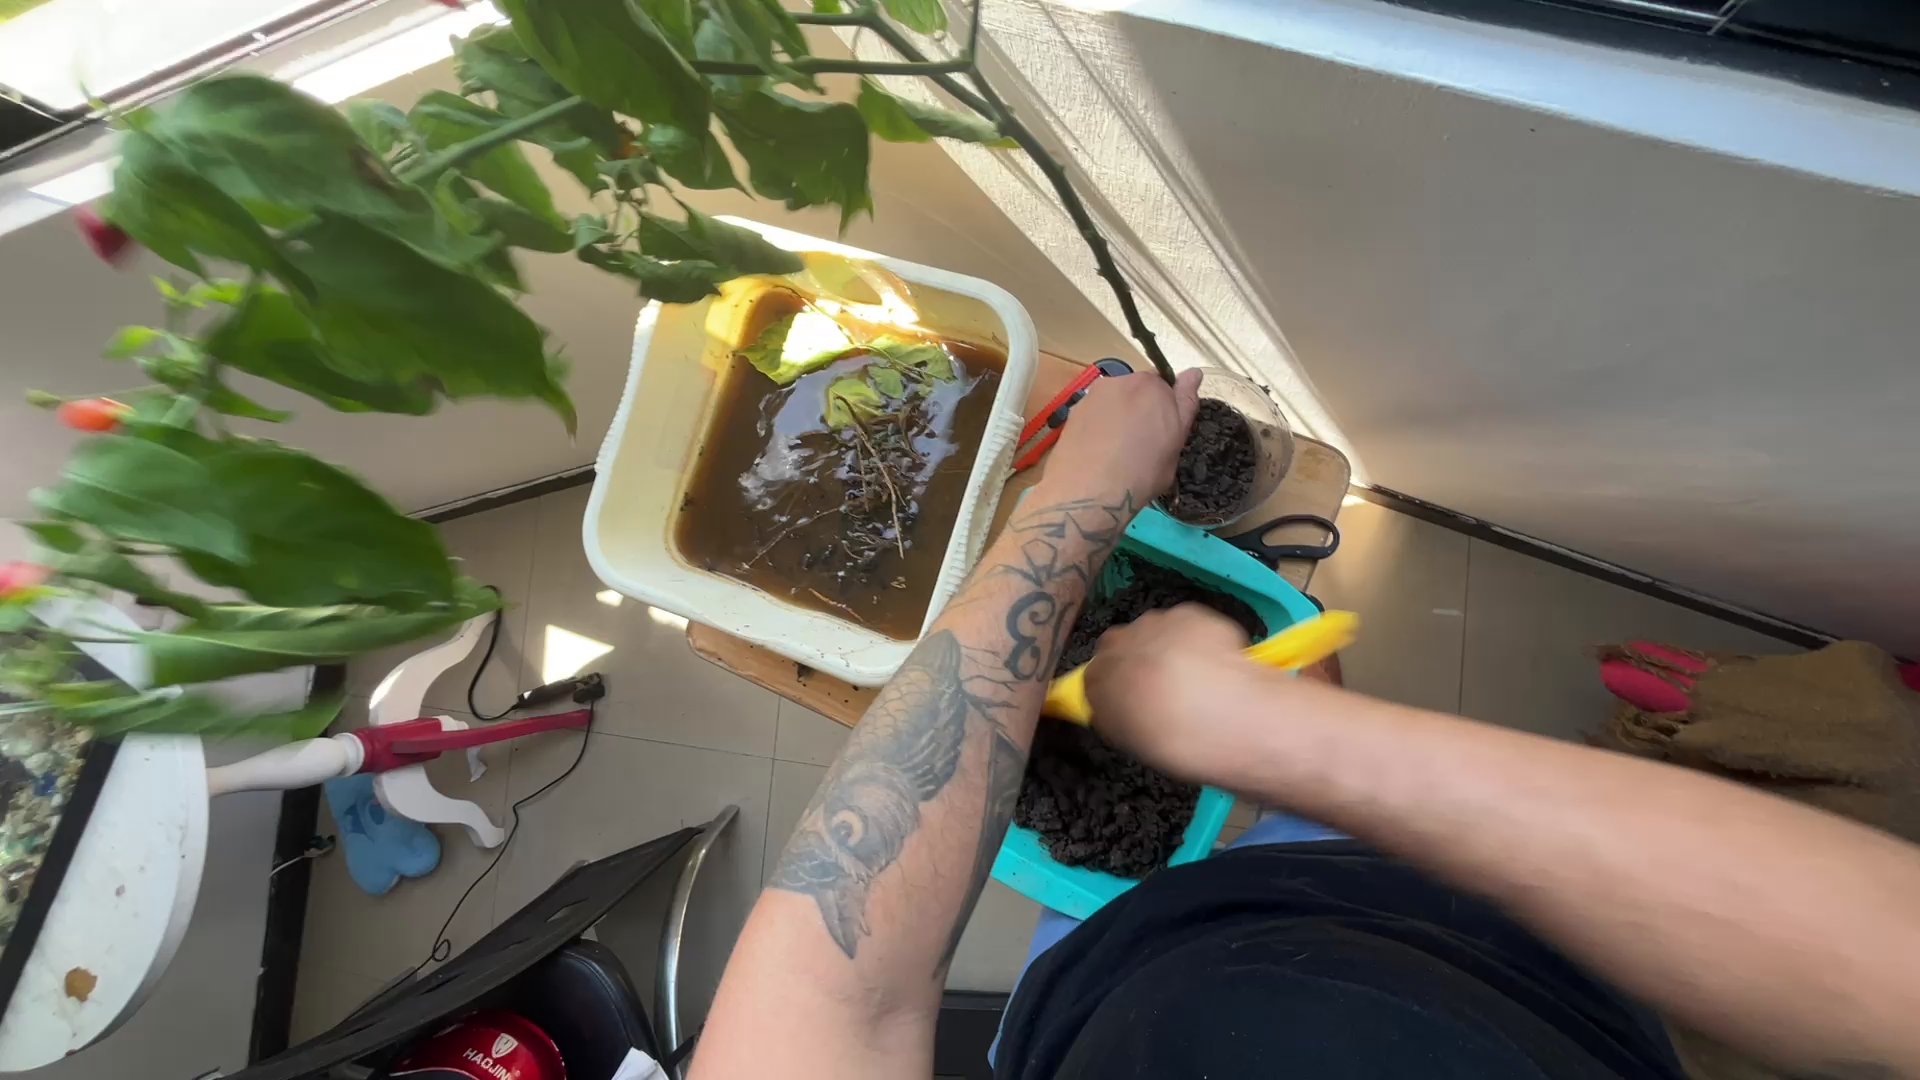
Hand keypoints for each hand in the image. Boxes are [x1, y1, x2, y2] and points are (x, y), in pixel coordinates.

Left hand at [1042, 369, 1201, 502]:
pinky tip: (1095, 452)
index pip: (1164, 385)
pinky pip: (1091, 415)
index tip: (1161, 431)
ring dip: (1115, 417)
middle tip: (1139, 443)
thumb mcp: (1176, 442)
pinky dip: (1096, 427)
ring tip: (1114, 450)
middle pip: (1135, 390)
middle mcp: (1119, 381)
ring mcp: (1091, 396)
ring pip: (1111, 402)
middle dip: (1139, 409)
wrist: (1088, 492)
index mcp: (1151, 385)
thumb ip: (1184, 403)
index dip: (1164, 408)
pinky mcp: (1071, 414)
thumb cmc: (1142, 471)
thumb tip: (1193, 373)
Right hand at [1082, 603, 1273, 781]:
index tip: (1133, 697)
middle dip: (1141, 659)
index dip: (1117, 684)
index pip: (1097, 673)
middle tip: (1164, 688)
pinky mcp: (1188, 613)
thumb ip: (1113, 716)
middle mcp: (1119, 641)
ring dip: (1171, 647)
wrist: (1217, 712)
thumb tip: (1115, 709)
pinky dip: (1199, 639)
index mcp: (1098, 674)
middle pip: (1124, 645)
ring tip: (1197, 678)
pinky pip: (1190, 625)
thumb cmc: (1168, 737)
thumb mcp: (1127, 739)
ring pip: (1158, 631)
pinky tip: (1215, 664)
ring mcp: (1154, 622)